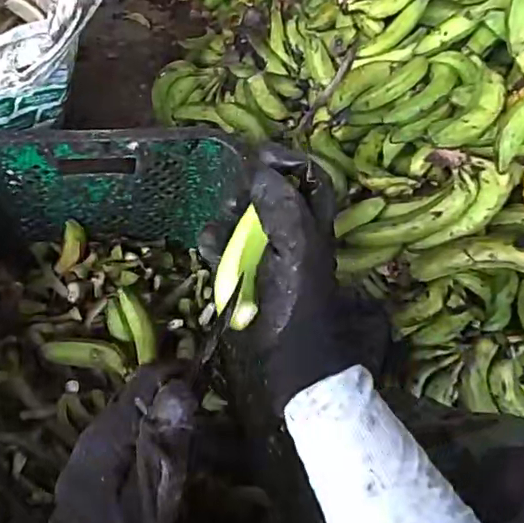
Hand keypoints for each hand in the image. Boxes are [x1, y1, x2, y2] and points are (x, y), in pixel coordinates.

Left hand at [7, 364, 194, 522]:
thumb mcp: (155, 487)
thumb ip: (167, 436)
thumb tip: (181, 388)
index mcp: (115, 427)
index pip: (147, 378)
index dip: (176, 370)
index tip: (204, 373)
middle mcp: (100, 426)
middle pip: (138, 390)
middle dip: (169, 387)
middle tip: (202, 397)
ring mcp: (92, 443)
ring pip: (131, 408)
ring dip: (158, 406)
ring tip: (188, 416)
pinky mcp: (92, 459)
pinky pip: (124, 427)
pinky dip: (146, 424)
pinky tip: (162, 440)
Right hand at [237, 145, 360, 412]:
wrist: (284, 367)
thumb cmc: (297, 306)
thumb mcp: (297, 249)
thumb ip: (283, 207)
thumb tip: (261, 170)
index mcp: (314, 230)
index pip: (309, 183)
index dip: (289, 163)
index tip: (259, 155)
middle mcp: (292, 240)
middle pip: (273, 199)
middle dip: (252, 189)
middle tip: (236, 190)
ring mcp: (266, 260)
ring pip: (245, 223)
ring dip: (231, 217)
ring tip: (221, 221)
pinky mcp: (243, 279)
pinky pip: (225, 251)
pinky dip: (215, 244)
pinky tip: (209, 245)